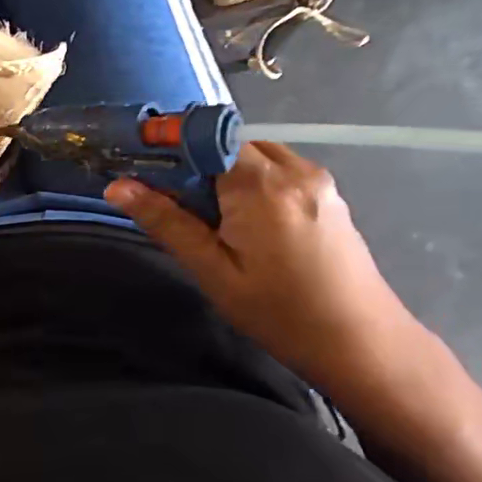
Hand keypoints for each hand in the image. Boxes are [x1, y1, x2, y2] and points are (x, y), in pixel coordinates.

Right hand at [105, 142, 422, 383]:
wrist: (363, 344)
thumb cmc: (280, 313)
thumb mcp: (213, 272)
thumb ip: (167, 222)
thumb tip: (118, 186)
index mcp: (261, 187)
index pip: (206, 137)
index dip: (170, 142)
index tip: (142, 163)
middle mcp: (294, 170)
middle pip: (230, 144)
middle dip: (197, 164)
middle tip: (175, 205)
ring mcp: (317, 180)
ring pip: (255, 155)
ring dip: (226, 173)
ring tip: (212, 219)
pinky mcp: (330, 194)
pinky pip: (279, 170)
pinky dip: (253, 182)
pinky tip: (248, 224)